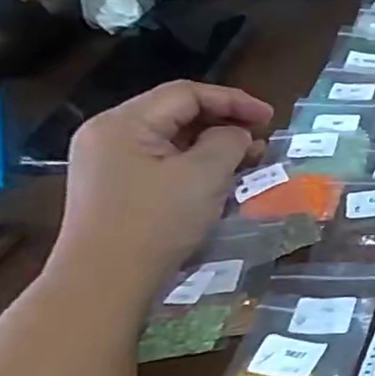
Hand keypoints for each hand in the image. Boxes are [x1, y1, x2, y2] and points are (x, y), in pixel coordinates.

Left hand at [49, 81, 272, 298]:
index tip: (270, 118)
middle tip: (262, 137)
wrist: (104, 281)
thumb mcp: (203, 176)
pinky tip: (219, 180)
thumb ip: (228, 142)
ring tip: (249, 159)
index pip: (185, 94)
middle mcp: (108, 135)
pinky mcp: (114, 188)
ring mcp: (107, 163)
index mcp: (123, 123)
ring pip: (171, 140)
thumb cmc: (156, 221)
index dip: (233, 100)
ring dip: (213, 145)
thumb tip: (237, 134)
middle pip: (176, 113)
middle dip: (224, 121)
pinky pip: (161, 163)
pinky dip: (194, 164)